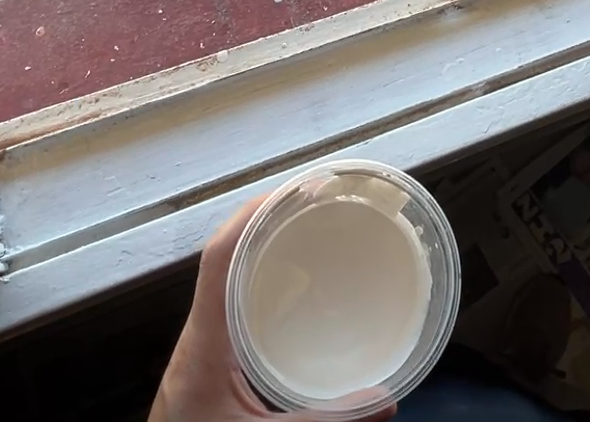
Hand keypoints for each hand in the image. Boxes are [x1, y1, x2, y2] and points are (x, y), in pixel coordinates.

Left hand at [150, 197, 396, 421]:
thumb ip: (324, 421)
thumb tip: (389, 402)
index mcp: (205, 342)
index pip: (218, 258)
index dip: (252, 215)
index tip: (297, 190)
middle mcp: (200, 332)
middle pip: (225, 253)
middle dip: (267, 216)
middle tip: (316, 199)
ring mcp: (202, 341)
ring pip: (227, 272)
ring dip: (262, 240)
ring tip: (307, 222)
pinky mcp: (210, 355)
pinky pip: (233, 296)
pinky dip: (261, 272)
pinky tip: (292, 278)